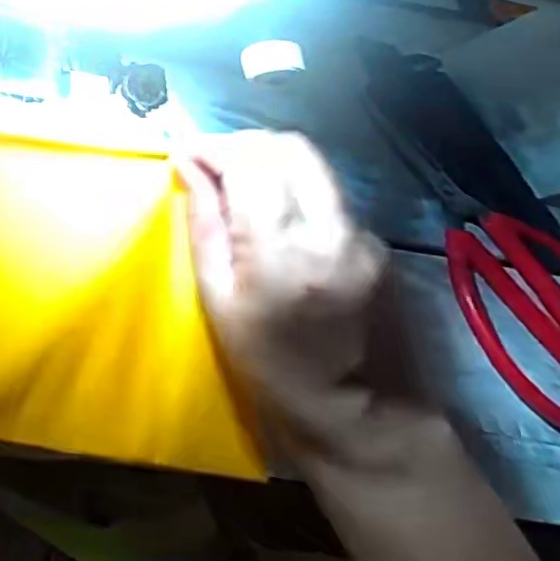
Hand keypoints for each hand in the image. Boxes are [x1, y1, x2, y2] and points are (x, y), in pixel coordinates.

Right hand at [175, 131, 435, 468]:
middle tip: (210, 164)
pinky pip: (325, 188)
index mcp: (284, 251)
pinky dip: (293, 184)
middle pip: (286, 146)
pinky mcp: (376, 237)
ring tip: (237, 182)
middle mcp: (330, 228)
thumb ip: (204, 224)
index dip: (211, 146)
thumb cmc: (273, 370)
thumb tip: (186, 167)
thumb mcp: (218, 302)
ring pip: (310, 160)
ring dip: (267, 158)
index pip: (248, 162)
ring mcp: (361, 231)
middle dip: (241, 143)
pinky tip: (276, 212)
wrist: (365, 416)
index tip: (183, 153)